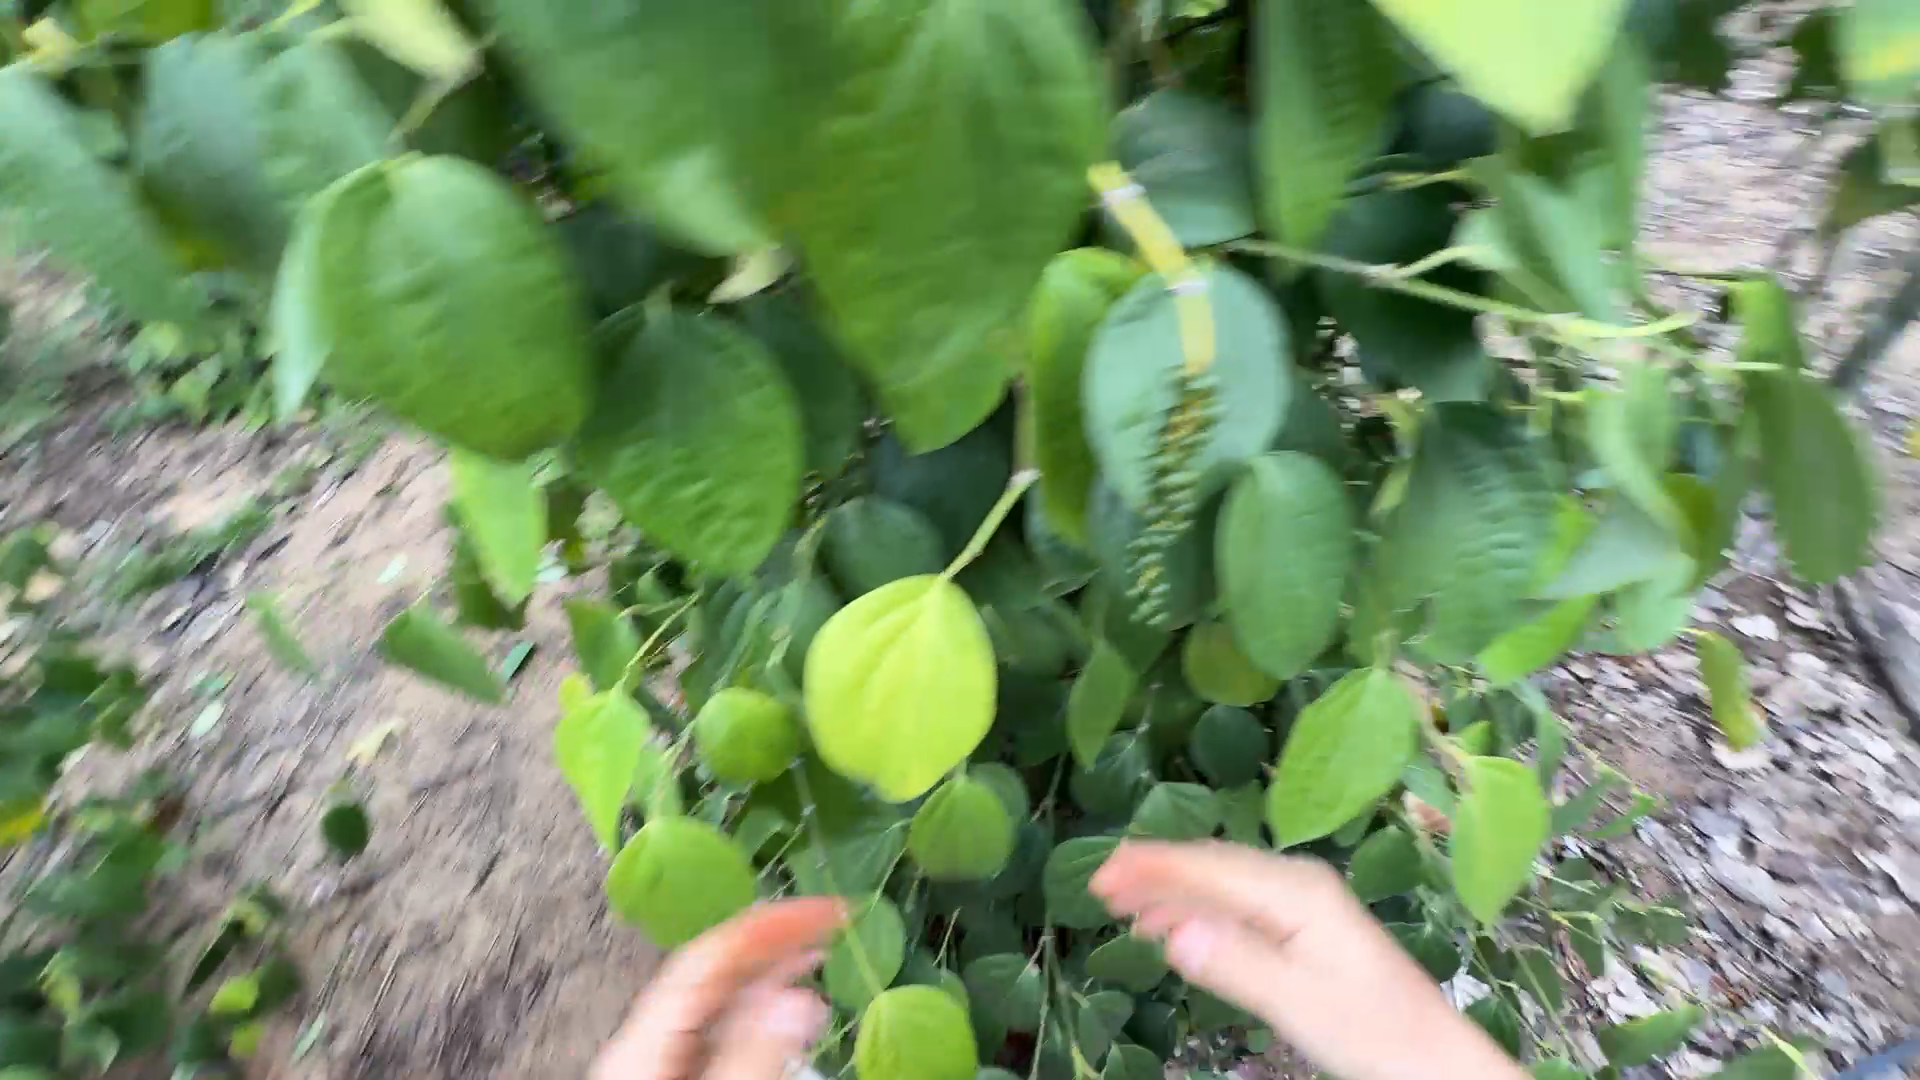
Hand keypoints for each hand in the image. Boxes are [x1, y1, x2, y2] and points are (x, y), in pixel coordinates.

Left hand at [593, 898, 845, 1079]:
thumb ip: (752, 1060)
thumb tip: (802, 997)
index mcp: (649, 1040)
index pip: (715, 955)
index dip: (771, 924)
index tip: (827, 912)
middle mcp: (650, 1039)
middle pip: (716, 969)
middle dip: (775, 939)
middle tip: (832, 924)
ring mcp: (658, 1060)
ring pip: (717, 997)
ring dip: (769, 969)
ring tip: (817, 954)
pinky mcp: (673, 1077)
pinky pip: (717, 1025)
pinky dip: (757, 1007)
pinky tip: (784, 1012)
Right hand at [1091, 840, 1525, 1079]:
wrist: (1442, 1065)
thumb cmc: (1378, 1037)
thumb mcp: (1305, 1005)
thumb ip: (1237, 963)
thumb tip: (1170, 929)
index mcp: (1294, 890)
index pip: (1207, 868)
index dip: (1152, 868)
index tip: (1103, 877)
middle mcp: (1292, 880)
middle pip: (1209, 865)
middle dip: (1153, 871)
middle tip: (1100, 886)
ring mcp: (1297, 898)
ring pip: (1219, 881)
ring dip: (1170, 887)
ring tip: (1122, 902)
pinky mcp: (1298, 922)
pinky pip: (1234, 901)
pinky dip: (1196, 906)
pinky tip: (1174, 922)